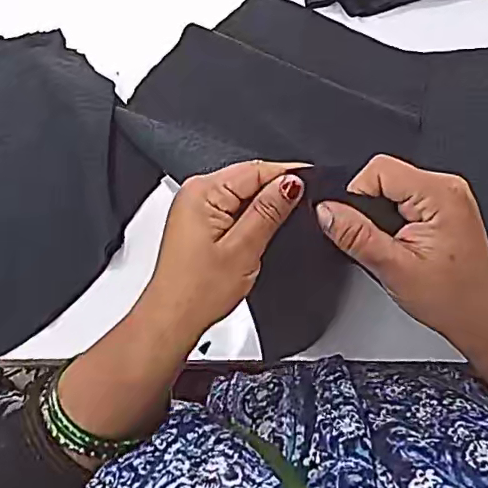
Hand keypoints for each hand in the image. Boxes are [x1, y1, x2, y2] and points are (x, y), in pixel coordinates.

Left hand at [133, 161, 306, 337]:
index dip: (288, 174)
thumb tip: (291, 183)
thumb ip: (269, 210)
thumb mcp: (244, 248)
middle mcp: (194, 193)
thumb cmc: (196, 291)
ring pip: (243, 193)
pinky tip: (257, 235)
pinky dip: (250, 217)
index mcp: (202, 191)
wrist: (173, 318)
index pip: (256, 169)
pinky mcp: (199, 221)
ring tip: (279, 226)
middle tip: (303, 208)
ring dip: (264, 206)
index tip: (313, 181)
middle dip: (277, 190)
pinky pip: (233, 207)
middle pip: (250, 178)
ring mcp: (195, 207)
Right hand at [316, 155, 487, 422]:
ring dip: (383, 215)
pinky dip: (394, 218)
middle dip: (371, 208)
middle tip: (384, 243)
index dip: (358, 196)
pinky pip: (404, 197)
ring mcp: (447, 194)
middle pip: (384, 174)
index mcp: (440, 194)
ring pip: (391, 186)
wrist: (481, 318)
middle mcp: (447, 186)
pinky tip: (405, 243)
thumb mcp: (393, 268)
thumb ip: (355, 235)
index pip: (378, 169)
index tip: (362, 228)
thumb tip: (325, 211)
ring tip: (398, 246)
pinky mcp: (443, 204)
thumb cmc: (453, 299)